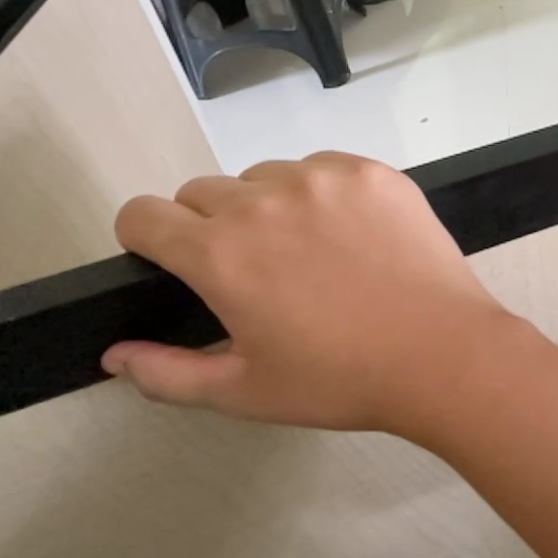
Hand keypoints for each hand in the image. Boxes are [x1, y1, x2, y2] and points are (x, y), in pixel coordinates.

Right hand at [101, 152, 521, 436]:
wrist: (442, 352)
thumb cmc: (341, 378)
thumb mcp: (245, 391)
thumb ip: (166, 373)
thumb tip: (115, 352)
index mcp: (220, 252)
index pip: (142, 214)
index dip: (149, 239)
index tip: (175, 263)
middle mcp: (266, 200)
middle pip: (203, 192)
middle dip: (211, 226)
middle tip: (257, 271)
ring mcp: (326, 178)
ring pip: (268, 176)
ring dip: (271, 205)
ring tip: (312, 254)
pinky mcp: (375, 172)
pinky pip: (326, 167)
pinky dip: (324, 193)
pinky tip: (353, 234)